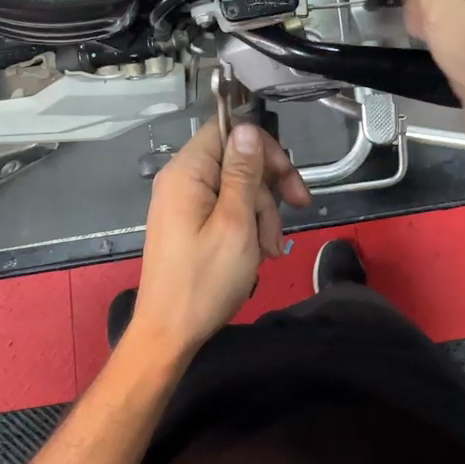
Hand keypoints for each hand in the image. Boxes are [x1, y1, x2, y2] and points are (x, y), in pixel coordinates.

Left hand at [130, 122, 310, 358]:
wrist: (169, 334)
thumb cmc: (204, 281)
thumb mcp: (235, 224)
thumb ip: (243, 173)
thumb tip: (248, 129)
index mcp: (187, 172)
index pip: (228, 131)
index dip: (263, 148)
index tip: (287, 178)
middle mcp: (181, 179)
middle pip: (237, 160)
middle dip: (267, 189)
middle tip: (296, 212)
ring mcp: (184, 202)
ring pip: (237, 188)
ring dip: (261, 214)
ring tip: (269, 250)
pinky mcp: (189, 223)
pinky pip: (225, 209)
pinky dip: (246, 226)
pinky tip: (258, 252)